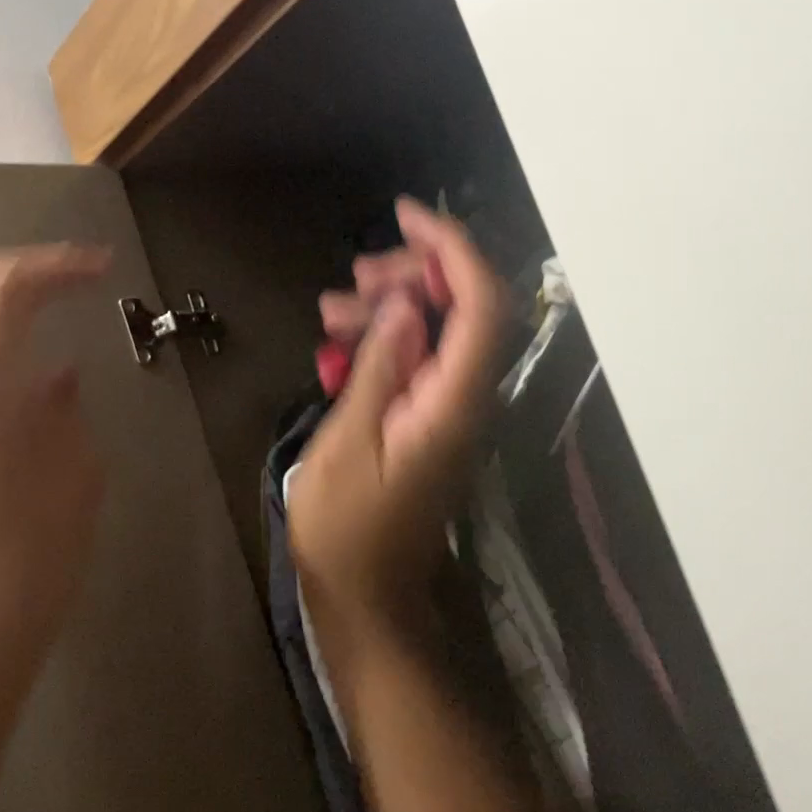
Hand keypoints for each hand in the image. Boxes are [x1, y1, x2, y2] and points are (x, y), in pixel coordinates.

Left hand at [0, 244, 111, 682]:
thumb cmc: (29, 568)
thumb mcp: (74, 481)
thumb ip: (64, 412)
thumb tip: (57, 378)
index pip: (7, 292)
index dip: (57, 268)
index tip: (102, 271)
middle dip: (8, 271)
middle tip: (62, 281)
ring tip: (38, 319)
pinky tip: (10, 380)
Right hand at [288, 198, 509, 629]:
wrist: (364, 595)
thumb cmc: (346, 529)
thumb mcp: (348, 443)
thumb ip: (381, 369)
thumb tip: (405, 305)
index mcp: (454, 404)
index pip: (481, 306)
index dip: (452, 249)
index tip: (404, 216)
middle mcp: (466, 400)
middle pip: (463, 309)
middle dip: (410, 277)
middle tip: (351, 280)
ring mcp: (449, 411)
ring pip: (435, 333)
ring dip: (388, 310)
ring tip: (330, 313)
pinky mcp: (429, 423)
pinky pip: (417, 363)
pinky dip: (382, 345)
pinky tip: (338, 349)